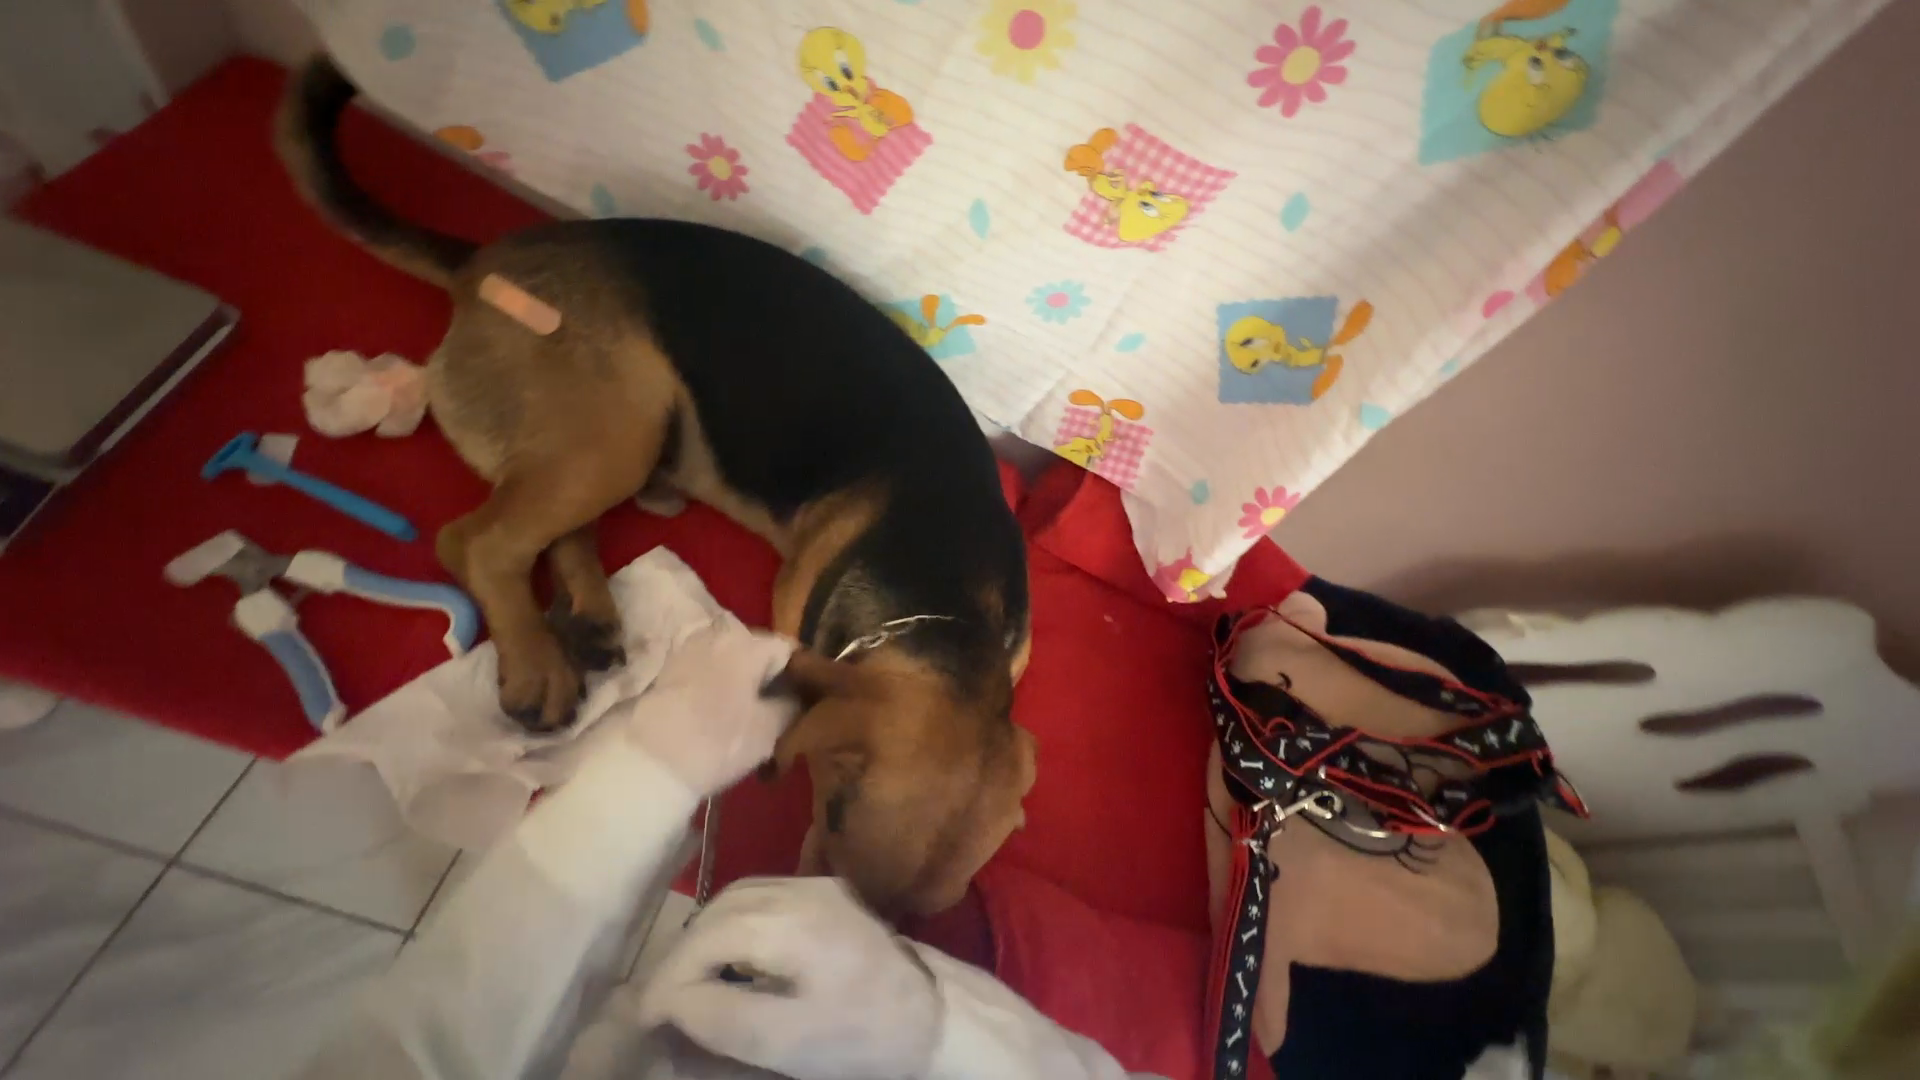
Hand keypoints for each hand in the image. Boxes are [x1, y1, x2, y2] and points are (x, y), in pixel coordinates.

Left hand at [620, 625, 801, 796]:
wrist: (649, 763)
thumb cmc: (719, 741)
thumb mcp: (771, 728)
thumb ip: (793, 704)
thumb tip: (799, 695)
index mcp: (748, 642)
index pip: (790, 650)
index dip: (802, 676)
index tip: (804, 703)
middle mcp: (718, 634)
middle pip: (758, 651)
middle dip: (770, 677)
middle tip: (778, 711)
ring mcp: (689, 649)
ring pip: (732, 660)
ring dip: (743, 681)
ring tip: (749, 716)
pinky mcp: (668, 668)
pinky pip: (708, 670)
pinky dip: (720, 686)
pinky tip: (721, 714)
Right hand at [634, 877, 939, 1079]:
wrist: (933, 1014)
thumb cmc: (861, 1034)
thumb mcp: (786, 1042)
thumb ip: (722, 1017)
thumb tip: (670, 999)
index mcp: (793, 921)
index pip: (710, 935)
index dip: (669, 975)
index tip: (644, 1017)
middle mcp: (804, 889)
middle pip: (723, 907)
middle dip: (686, 952)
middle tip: (663, 1001)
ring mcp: (820, 886)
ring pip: (743, 896)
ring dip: (709, 935)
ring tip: (690, 982)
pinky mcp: (831, 894)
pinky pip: (767, 898)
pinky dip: (737, 924)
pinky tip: (734, 959)